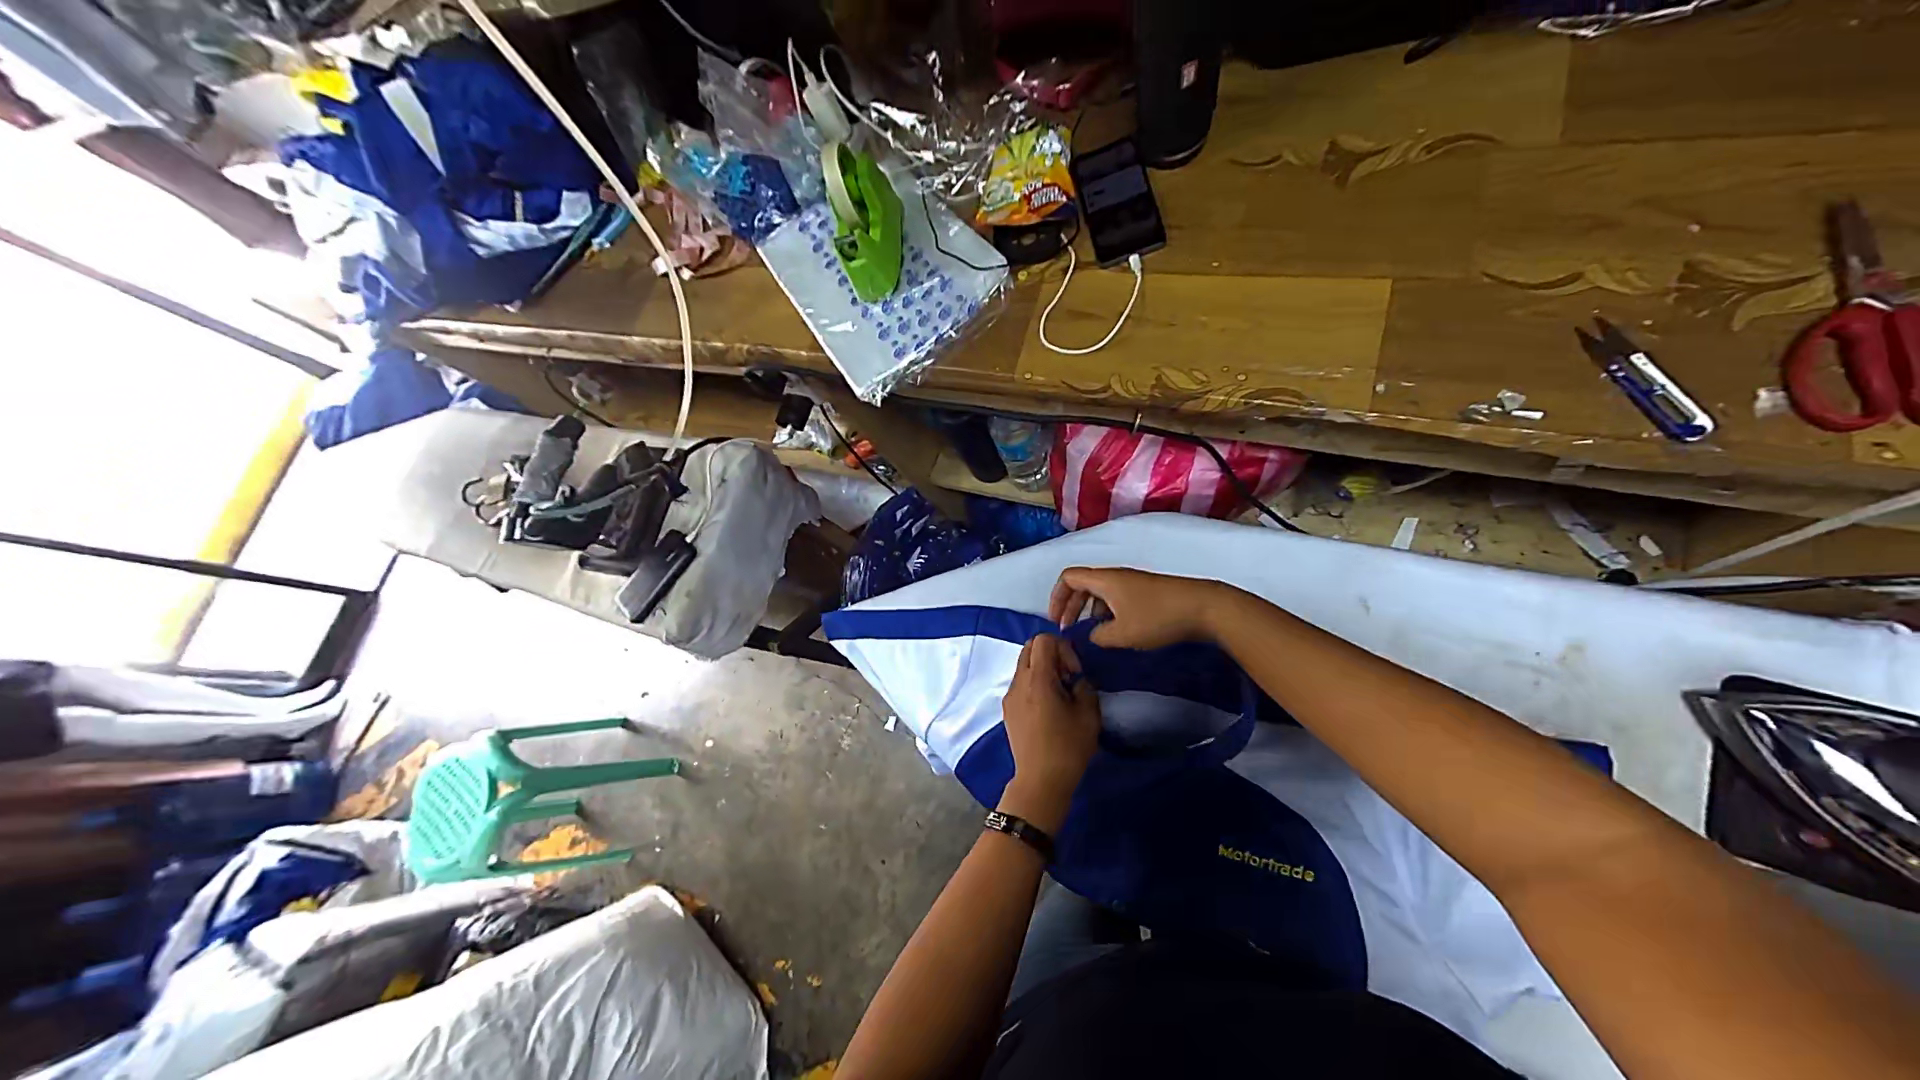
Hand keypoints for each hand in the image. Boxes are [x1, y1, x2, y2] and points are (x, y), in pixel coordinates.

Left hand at [998, 633, 1100, 832]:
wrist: (1040, 781)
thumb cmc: (1068, 748)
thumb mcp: (1089, 715)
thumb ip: (1085, 687)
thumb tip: (1077, 680)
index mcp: (1037, 679)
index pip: (1043, 640)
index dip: (1063, 649)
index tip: (1074, 673)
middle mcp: (1019, 682)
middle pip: (1030, 648)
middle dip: (1051, 655)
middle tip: (1067, 679)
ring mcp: (1009, 696)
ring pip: (1024, 665)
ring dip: (1043, 670)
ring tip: (1059, 696)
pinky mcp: (1007, 710)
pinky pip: (1020, 684)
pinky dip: (1034, 685)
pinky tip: (1047, 709)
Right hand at [1048, 567, 1228, 649]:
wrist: (1204, 608)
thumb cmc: (1158, 618)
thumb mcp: (1122, 634)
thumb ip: (1099, 636)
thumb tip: (1093, 635)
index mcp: (1105, 580)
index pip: (1068, 578)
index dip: (1056, 597)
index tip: (1057, 620)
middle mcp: (1116, 576)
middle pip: (1083, 583)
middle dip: (1071, 605)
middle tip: (1068, 628)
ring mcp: (1133, 582)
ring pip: (1100, 591)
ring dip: (1089, 610)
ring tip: (1093, 632)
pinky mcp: (1147, 591)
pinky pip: (1116, 596)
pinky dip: (1108, 611)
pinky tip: (1117, 630)